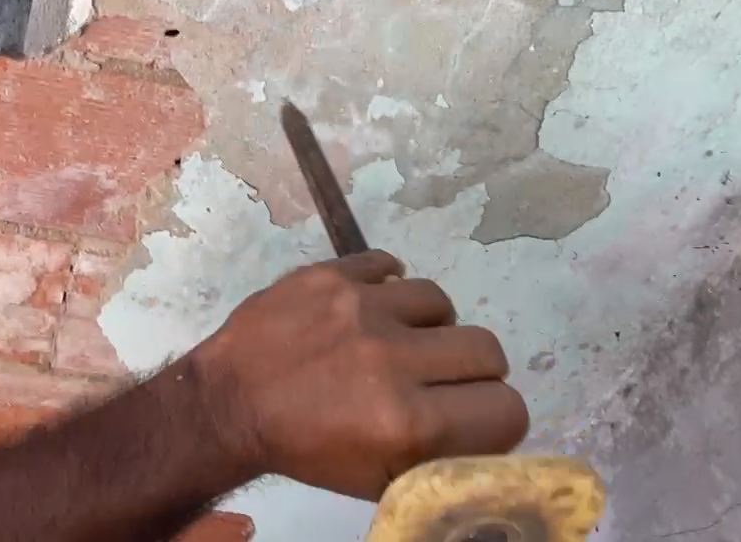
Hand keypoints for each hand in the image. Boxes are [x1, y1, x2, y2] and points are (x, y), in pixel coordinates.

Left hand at [186, 250, 527, 498]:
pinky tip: (372, 304)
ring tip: (397, 336)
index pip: (508, 408)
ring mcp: (358, 306)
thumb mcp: (382, 477)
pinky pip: (387, 262)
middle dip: (471, 369)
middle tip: (438, 375)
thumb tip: (489, 419)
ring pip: (439, 300)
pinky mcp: (328, 273)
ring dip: (427, 323)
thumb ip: (444, 451)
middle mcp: (391, 358)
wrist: (232, 398)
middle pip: (487, 348)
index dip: (494, 415)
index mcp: (409, 423)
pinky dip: (387, 284)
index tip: (470, 414)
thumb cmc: (306, 446)